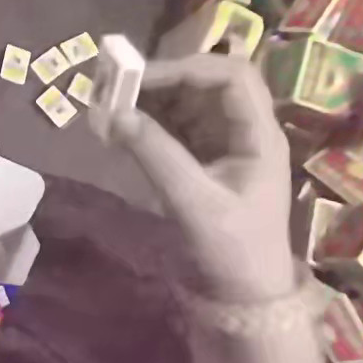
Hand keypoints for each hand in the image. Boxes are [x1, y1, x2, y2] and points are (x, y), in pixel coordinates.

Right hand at [112, 52, 297, 303]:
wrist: (241, 294)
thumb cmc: (231, 249)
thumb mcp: (194, 202)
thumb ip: (156, 155)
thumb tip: (114, 115)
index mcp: (257, 133)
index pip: (229, 76)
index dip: (184, 68)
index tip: (137, 79)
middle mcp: (239, 130)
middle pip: (201, 85)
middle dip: (158, 81)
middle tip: (111, 87)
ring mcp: (217, 145)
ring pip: (181, 106)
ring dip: (145, 102)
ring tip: (105, 106)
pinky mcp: (197, 162)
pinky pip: (168, 131)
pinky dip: (142, 126)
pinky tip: (115, 129)